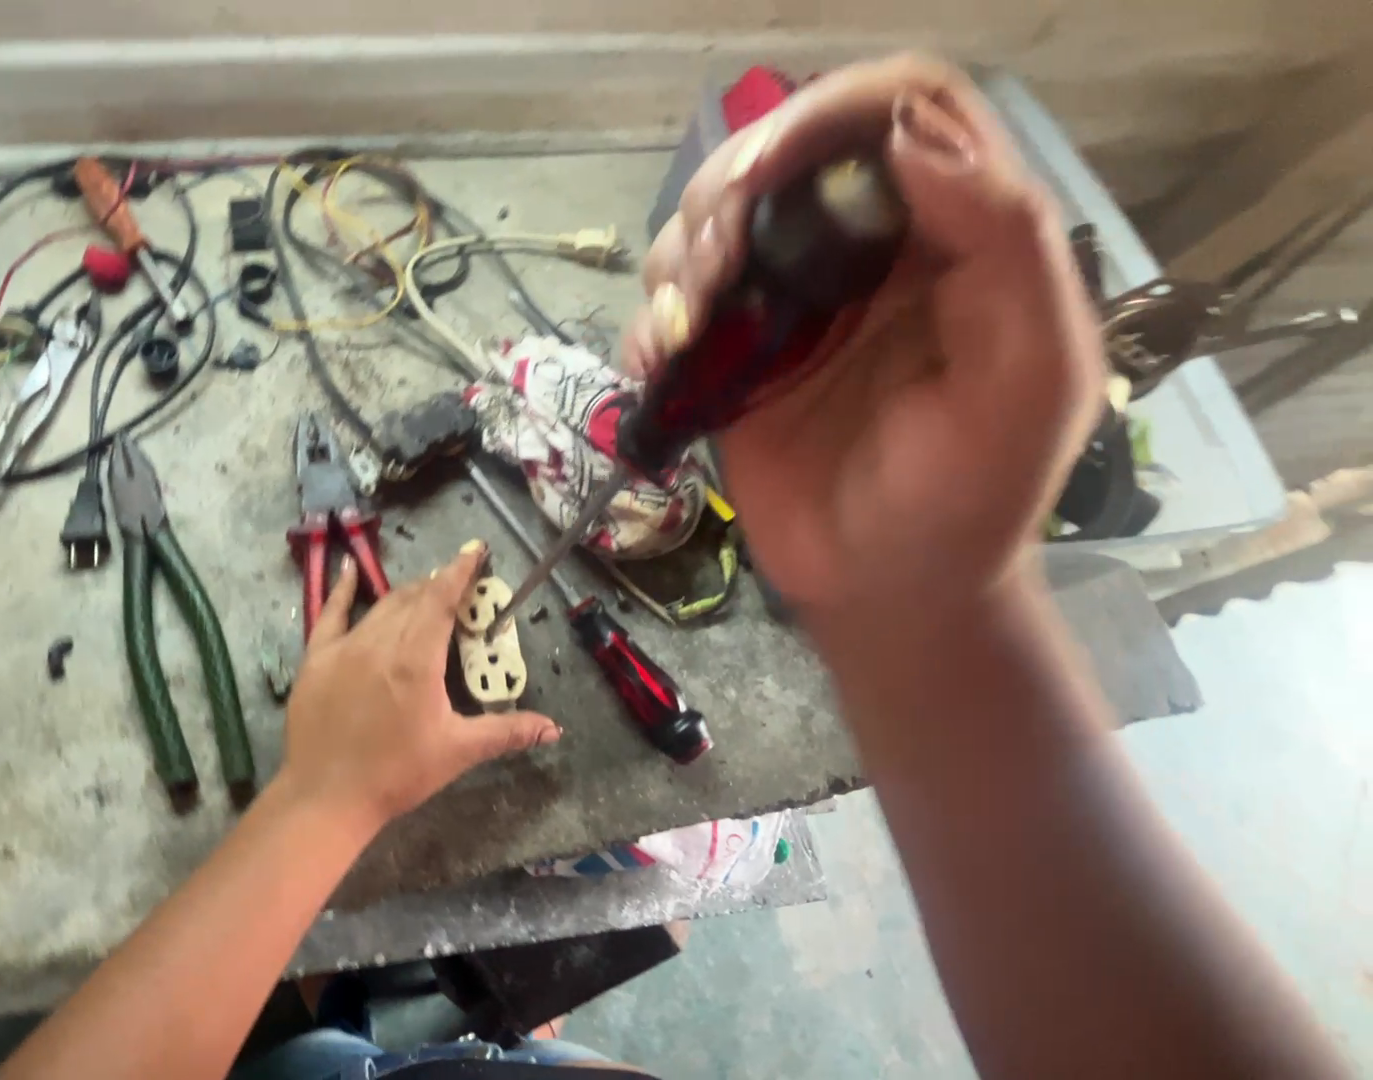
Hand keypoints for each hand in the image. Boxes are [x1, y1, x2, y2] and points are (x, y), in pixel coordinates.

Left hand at [276, 543, 560, 830]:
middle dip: (438, 585)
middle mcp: (380, 642)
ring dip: (406, 593)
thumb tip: (554, 728)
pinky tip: (350, 569)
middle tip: (457, 583)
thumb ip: (506, 732)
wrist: (327, 797)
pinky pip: (331, 614)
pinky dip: (344, 590)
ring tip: (424, 588)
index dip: (459, 572)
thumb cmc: (397, 774)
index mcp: (416, 659)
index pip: (442, 601)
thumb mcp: (457, 751)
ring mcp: (345, 647)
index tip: (474, 550)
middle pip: (414, 599)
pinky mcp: (317, 658)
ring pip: (381, 606)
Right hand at [623, 55, 1102, 615]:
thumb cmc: (966, 499)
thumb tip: (910, 139)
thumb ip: (1004, 245)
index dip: (823, 116)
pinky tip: (657, 365)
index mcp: (950, 238)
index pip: (895, 113)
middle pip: (777, 160)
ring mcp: (784, 310)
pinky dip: (648, 328)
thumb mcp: (1026, 378)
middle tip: (708, 273)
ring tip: (684, 332)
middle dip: (725, 196)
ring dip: (678, 261)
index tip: (758, 178)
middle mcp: (859, 258)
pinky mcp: (728, 363)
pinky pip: (670, 314)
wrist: (882, 588)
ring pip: (709, 229)